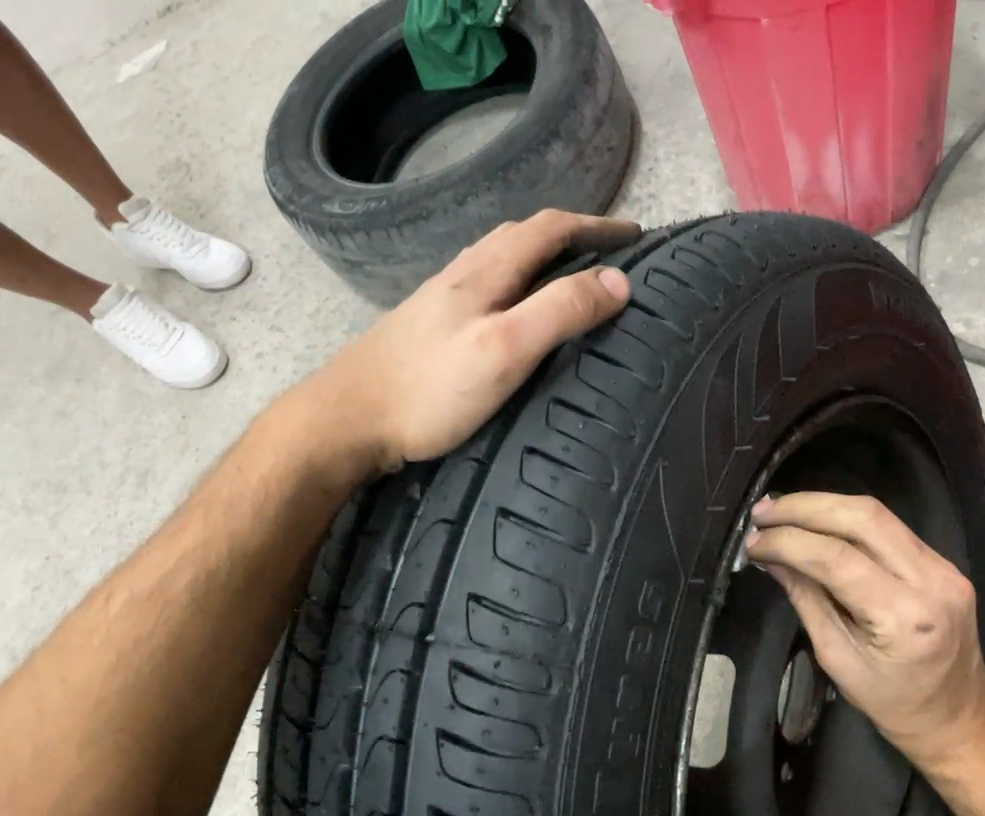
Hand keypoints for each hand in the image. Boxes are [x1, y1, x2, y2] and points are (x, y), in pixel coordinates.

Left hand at [308, 209, 642, 474]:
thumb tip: (619, 282)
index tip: (636, 236)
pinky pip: (487, 289)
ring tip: (572, 276)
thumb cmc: (430, 388)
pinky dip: (518, 285)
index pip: (549, 229)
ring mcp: (443, 302)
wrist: (348, 420)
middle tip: (609, 254)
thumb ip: (561, 312)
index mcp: (485, 273)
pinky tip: (516, 313)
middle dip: (571, 236)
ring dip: (542, 258)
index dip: (595, 226)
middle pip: (523, 238)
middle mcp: (463, 276)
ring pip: (501, 262)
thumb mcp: (506, 349)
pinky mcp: (431, 329)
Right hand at [746, 493, 984, 768]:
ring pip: (879, 515)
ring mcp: (945, 568)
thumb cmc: (893, 704)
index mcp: (905, 617)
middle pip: (864, 518)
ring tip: (782, 512)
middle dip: (806, 508)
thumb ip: (807, 601)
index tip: (754, 542)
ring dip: (825, 507)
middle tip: (763, 512)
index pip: (838, 558)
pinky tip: (818, 525)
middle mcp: (932, 581)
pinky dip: (848, 522)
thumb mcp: (838, 660)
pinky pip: (892, 529)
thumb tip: (770, 557)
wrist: (958, 717)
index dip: (790, 542)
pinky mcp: (946, 563)